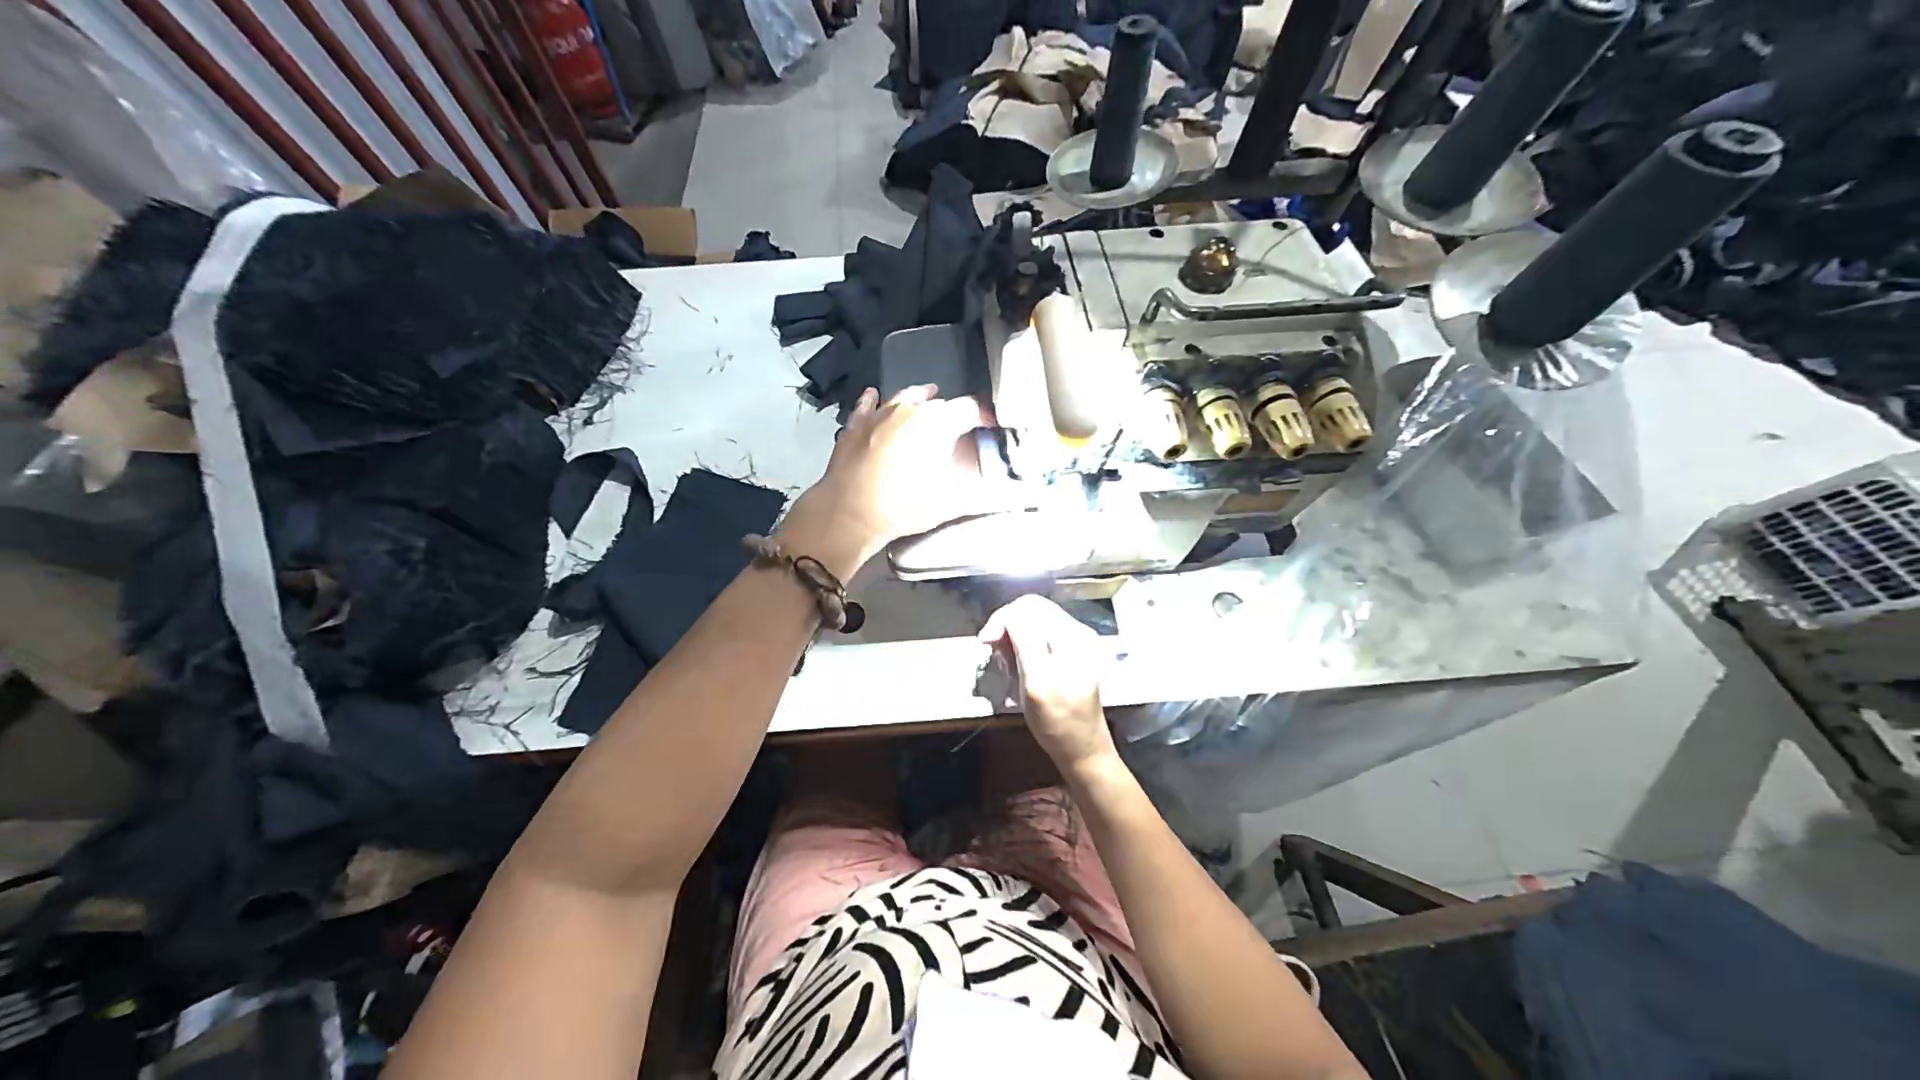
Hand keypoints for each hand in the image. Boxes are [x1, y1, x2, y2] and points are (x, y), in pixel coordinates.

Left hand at [778, 385, 989, 578]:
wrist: (849, 513)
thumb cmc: (903, 506)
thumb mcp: (949, 503)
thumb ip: (977, 492)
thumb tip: (1001, 491)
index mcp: (936, 422)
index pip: (970, 409)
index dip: (986, 416)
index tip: (992, 426)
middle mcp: (909, 409)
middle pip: (938, 402)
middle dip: (952, 413)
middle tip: (959, 427)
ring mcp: (879, 414)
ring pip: (904, 396)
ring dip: (919, 398)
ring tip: (927, 398)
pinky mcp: (855, 424)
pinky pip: (868, 404)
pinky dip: (874, 400)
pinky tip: (874, 396)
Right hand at [978, 595, 1117, 775]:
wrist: (1082, 749)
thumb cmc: (1058, 723)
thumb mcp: (1037, 682)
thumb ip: (1026, 642)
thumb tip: (1011, 615)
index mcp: (1072, 636)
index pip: (1029, 606)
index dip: (1002, 619)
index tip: (985, 641)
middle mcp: (1076, 632)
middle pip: (1031, 611)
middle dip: (1006, 628)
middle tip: (994, 653)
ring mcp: (1075, 643)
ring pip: (1032, 623)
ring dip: (1013, 639)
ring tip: (1007, 665)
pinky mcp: (1071, 654)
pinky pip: (1039, 637)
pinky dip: (1022, 648)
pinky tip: (1019, 667)